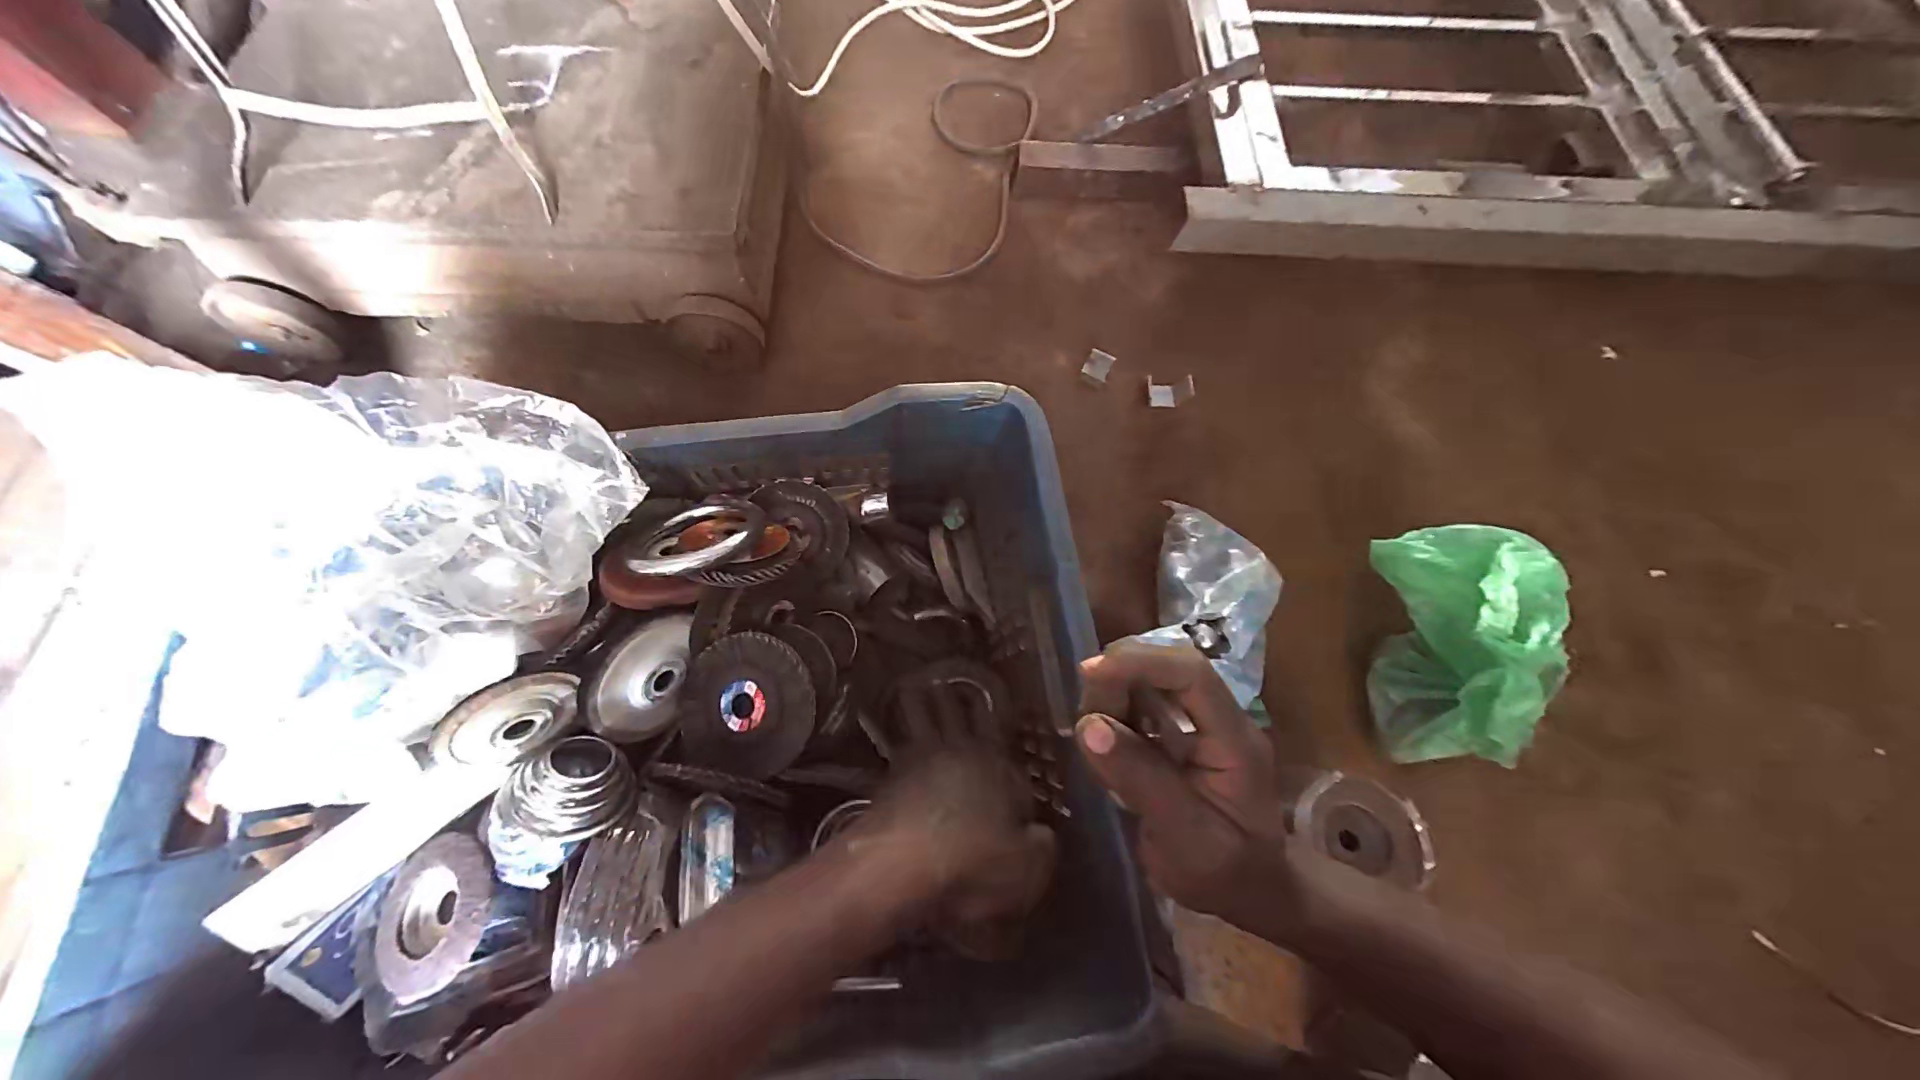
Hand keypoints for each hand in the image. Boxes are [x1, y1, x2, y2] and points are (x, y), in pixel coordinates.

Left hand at [844, 686, 1055, 955]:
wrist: (900, 866)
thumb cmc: (973, 862)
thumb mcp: (1025, 867)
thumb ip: (1040, 846)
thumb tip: (1042, 834)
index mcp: (994, 762)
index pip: (998, 725)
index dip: (996, 707)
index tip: (993, 694)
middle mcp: (957, 749)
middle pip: (954, 709)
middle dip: (953, 692)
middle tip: (948, 675)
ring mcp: (918, 758)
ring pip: (918, 714)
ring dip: (918, 699)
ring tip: (913, 684)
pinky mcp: (887, 775)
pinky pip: (892, 743)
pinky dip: (888, 731)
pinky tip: (884, 729)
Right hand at [1076, 642, 1305, 938]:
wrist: (1248, 892)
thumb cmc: (1225, 874)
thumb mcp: (1186, 840)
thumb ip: (1141, 780)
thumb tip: (1089, 726)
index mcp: (1235, 740)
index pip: (1192, 674)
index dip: (1141, 662)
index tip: (1091, 671)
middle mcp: (1220, 719)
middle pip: (1166, 668)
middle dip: (1118, 680)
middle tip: (1087, 721)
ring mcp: (1199, 723)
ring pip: (1148, 680)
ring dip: (1110, 695)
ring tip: (1094, 739)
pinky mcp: (1177, 732)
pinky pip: (1139, 703)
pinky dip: (1112, 712)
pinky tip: (1104, 744)